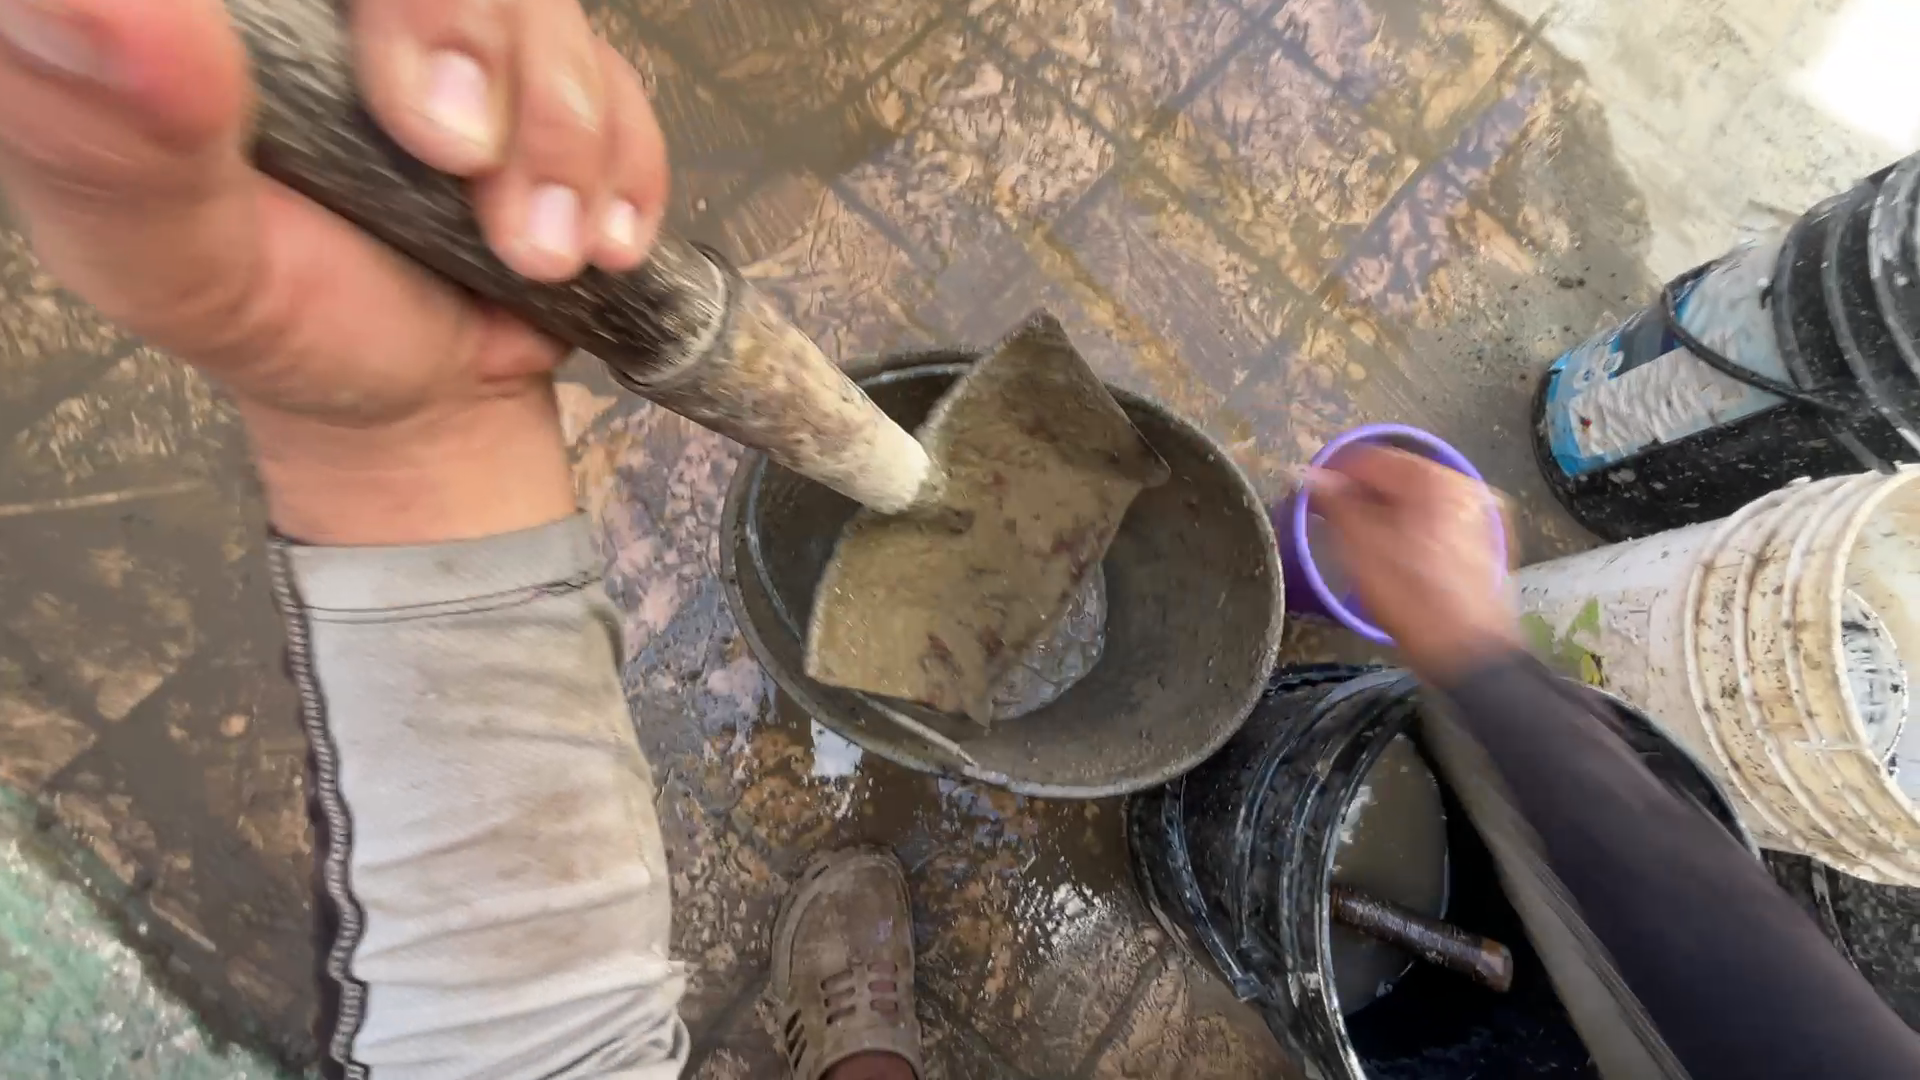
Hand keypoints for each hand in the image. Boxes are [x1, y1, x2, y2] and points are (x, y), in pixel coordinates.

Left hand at [0, 0, 667, 542]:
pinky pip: (626, 100)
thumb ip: (110, 144)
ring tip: (541, 255)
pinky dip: (628, 178)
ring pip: (556, 18)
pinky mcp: (565, 106)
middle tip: (467, 170)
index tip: (412, 116)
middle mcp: (366, 11)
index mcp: (249, 14)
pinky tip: (601, 246)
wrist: (434, 388)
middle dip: (488, 54)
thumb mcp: (176, 265)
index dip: (406, 10)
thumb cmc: (300, 330)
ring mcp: (481, 51)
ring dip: (569, 148)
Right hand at [1307, 447, 1519, 679]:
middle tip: (1328, 518)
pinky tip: (1390, 551)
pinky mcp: (1482, 540)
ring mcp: (1478, 514)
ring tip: (1355, 537)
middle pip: (1394, 476)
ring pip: (1413, 499)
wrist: (1466, 650)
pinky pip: (1431, 519)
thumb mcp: (1358, 544)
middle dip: (1358, 492)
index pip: (1369, 458)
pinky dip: (1405, 525)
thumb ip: (1332, 501)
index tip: (1308, 495)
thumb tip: (1307, 475)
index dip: (1332, 473)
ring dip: (1380, 509)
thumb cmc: (1408, 594)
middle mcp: (1464, 486)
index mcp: (1434, 480)